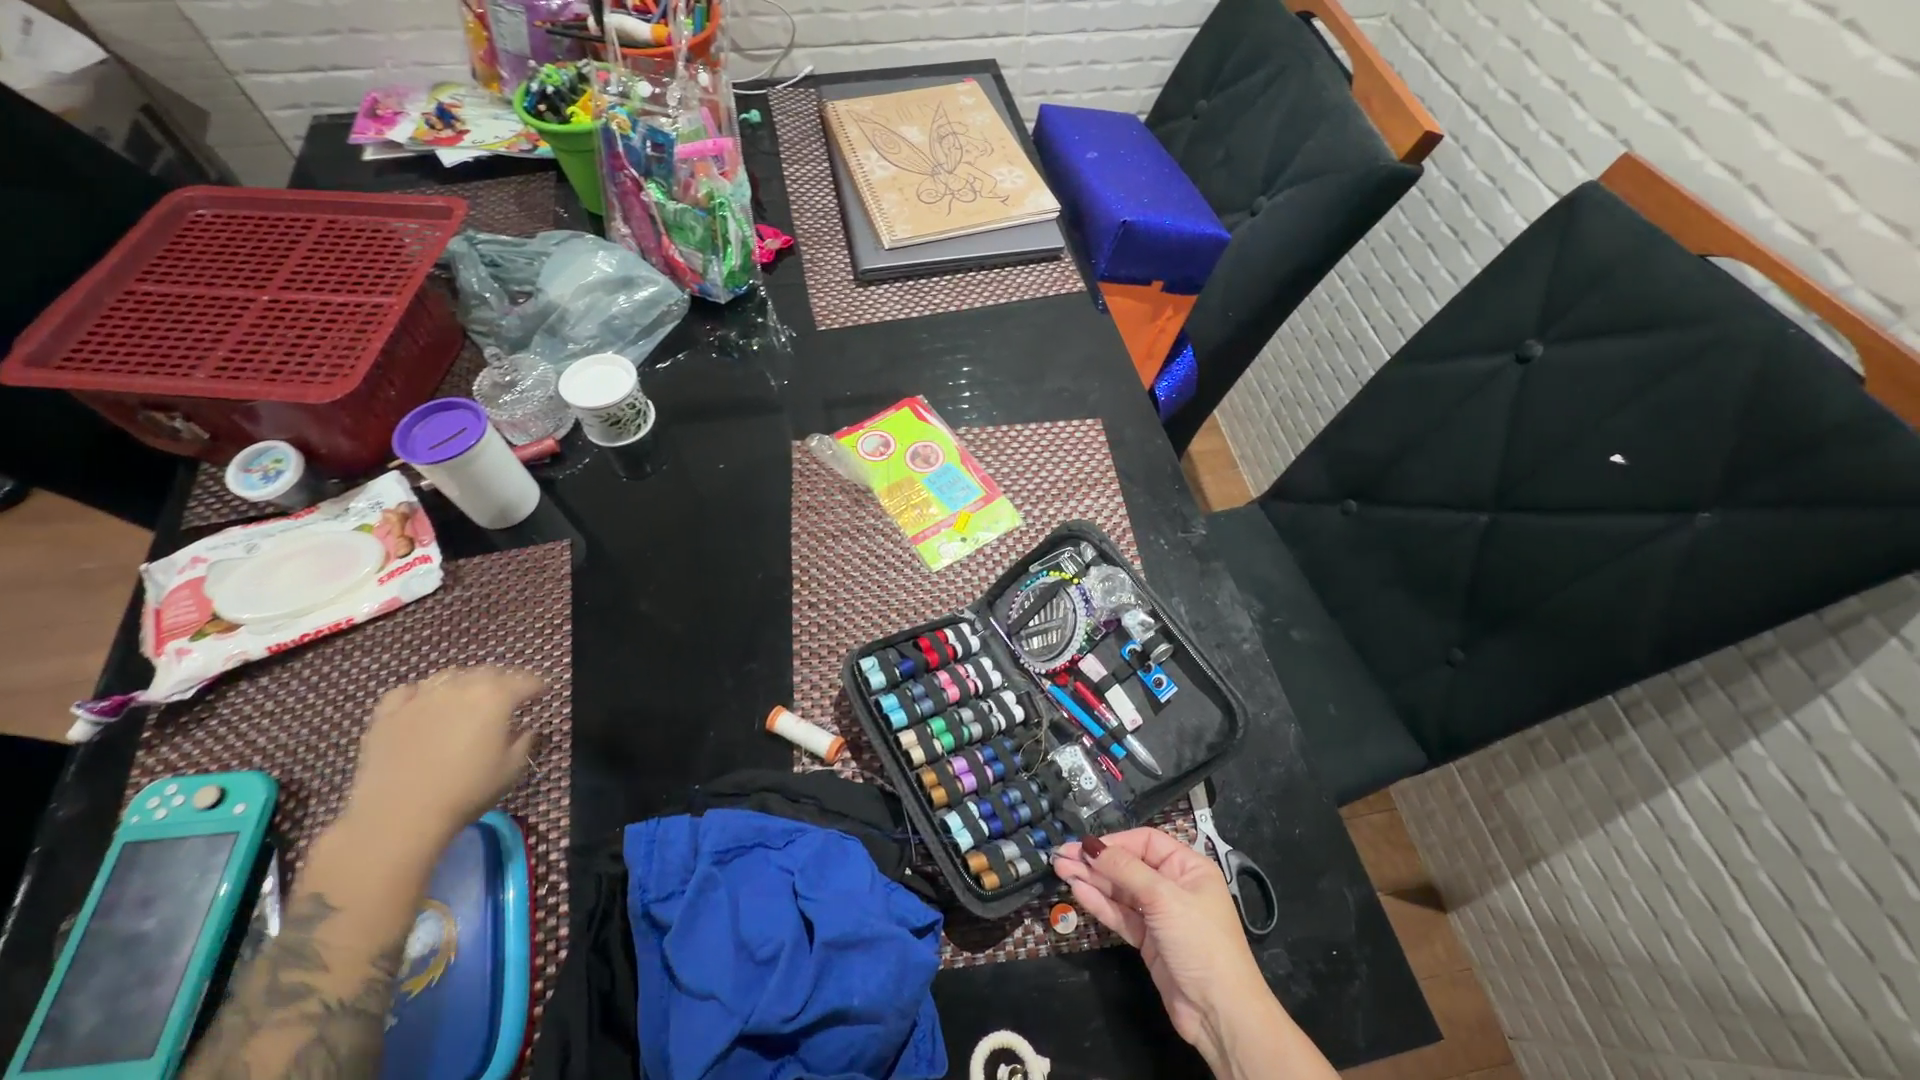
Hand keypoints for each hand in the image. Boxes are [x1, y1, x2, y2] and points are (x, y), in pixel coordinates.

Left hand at [342, 666, 546, 854]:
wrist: (401, 813)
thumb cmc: (466, 791)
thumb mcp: (511, 770)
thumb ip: (524, 742)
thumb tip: (525, 729)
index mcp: (495, 698)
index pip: (525, 681)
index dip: (537, 686)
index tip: (542, 692)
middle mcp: (459, 688)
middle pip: (487, 672)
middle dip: (503, 679)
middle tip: (508, 694)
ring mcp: (420, 698)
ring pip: (448, 676)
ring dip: (464, 681)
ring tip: (466, 696)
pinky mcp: (388, 714)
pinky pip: (407, 691)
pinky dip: (420, 693)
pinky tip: (423, 704)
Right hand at [1054, 828, 1270, 1061]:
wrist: (1218, 1011)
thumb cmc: (1200, 942)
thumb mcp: (1164, 899)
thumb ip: (1125, 870)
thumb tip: (1091, 845)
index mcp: (1189, 868)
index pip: (1146, 843)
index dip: (1115, 842)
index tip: (1084, 846)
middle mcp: (1174, 886)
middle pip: (1129, 865)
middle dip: (1096, 861)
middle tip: (1061, 856)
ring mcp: (1160, 915)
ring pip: (1120, 891)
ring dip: (1092, 880)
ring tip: (1061, 870)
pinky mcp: (1148, 940)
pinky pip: (1120, 915)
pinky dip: (1099, 903)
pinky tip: (1078, 891)